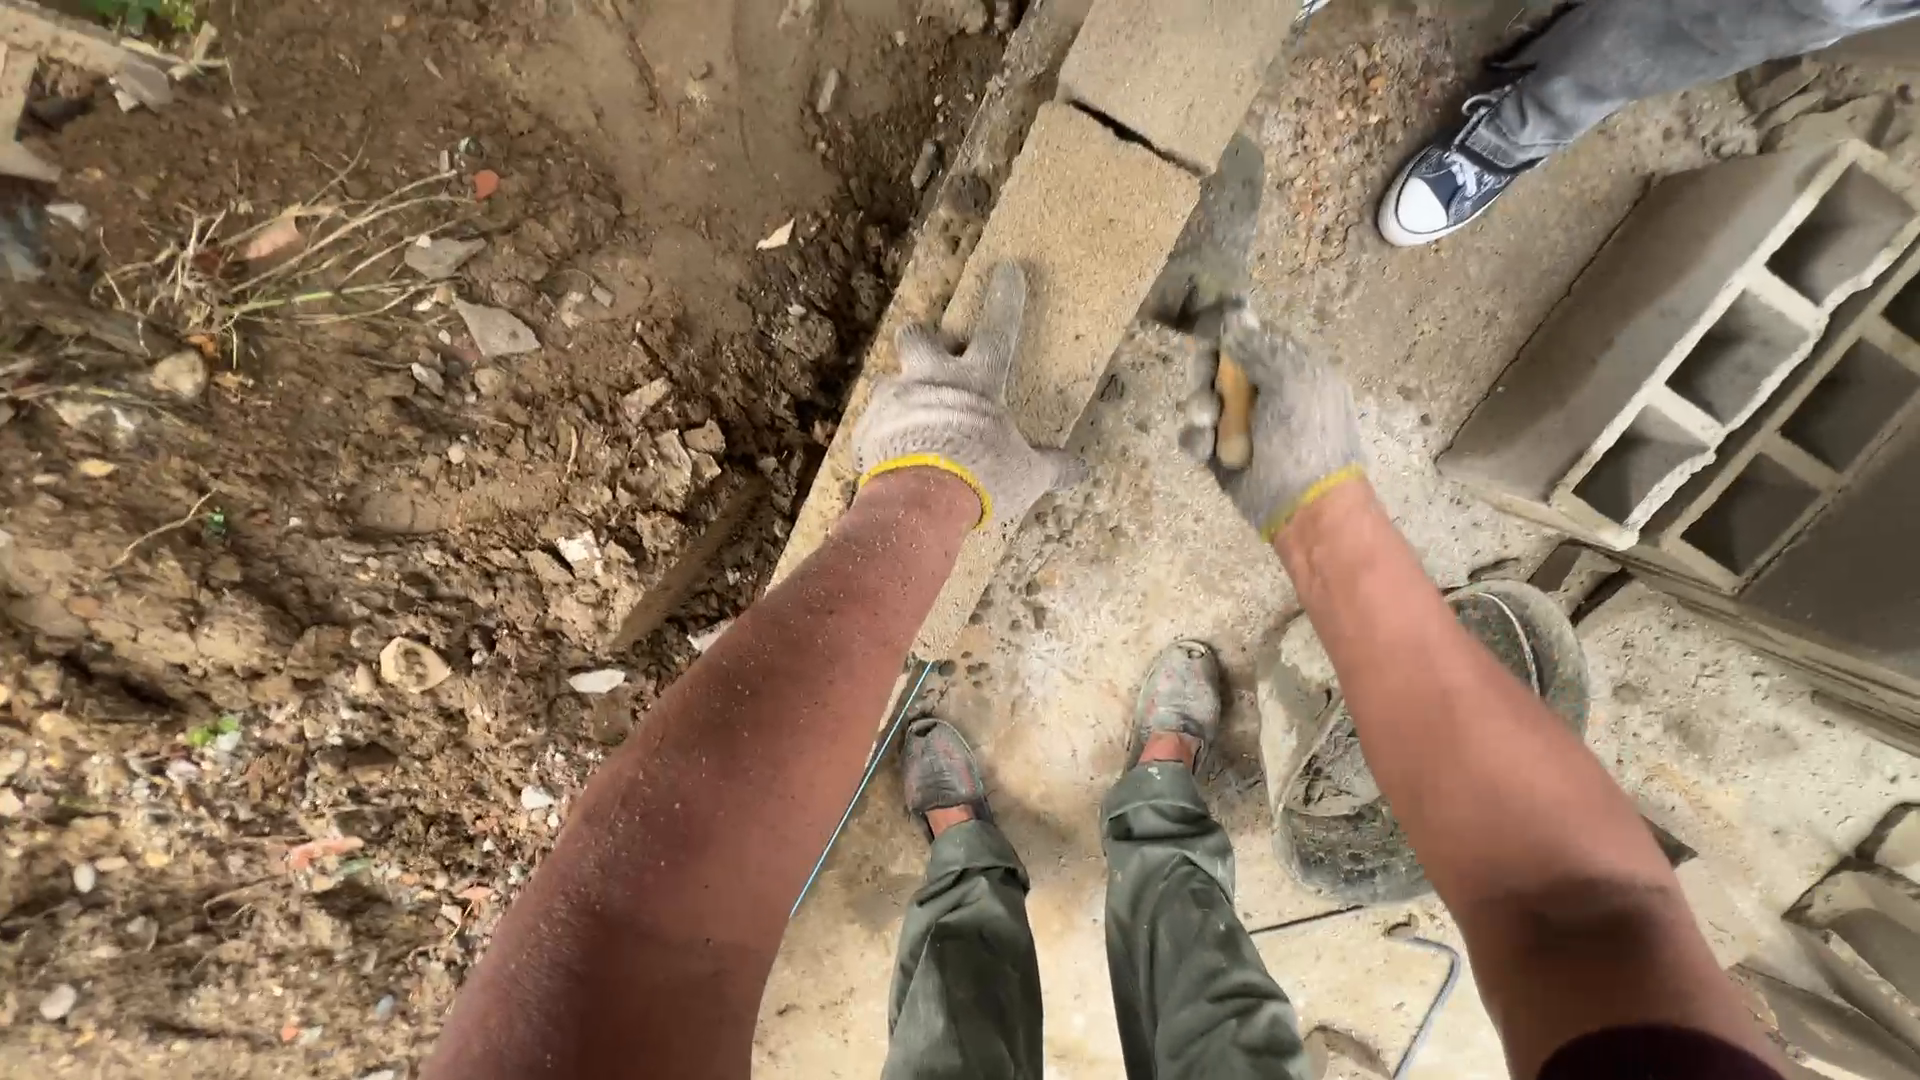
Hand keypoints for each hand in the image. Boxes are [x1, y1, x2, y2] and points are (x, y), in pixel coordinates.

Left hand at [855, 263, 1084, 529]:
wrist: (921, 498)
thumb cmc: (982, 474)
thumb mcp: (1026, 474)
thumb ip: (1049, 467)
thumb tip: (1080, 470)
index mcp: (976, 381)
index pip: (998, 331)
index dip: (1005, 301)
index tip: (1007, 270)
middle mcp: (930, 379)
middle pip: (918, 337)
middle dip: (921, 338)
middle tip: (926, 349)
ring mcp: (893, 399)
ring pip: (889, 382)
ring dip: (899, 398)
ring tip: (909, 426)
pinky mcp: (866, 429)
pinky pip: (873, 427)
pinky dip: (882, 439)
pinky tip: (892, 460)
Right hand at [1178, 305, 1365, 541]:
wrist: (1303, 505)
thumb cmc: (1306, 438)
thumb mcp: (1294, 380)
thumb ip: (1261, 347)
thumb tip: (1236, 315)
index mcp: (1290, 370)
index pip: (1250, 339)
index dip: (1226, 334)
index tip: (1206, 335)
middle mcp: (1264, 394)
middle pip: (1217, 367)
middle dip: (1205, 373)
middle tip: (1207, 384)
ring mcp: (1240, 427)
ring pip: (1202, 401)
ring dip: (1199, 408)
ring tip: (1208, 423)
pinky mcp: (1220, 456)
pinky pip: (1195, 438)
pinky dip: (1195, 440)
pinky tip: (1204, 451)